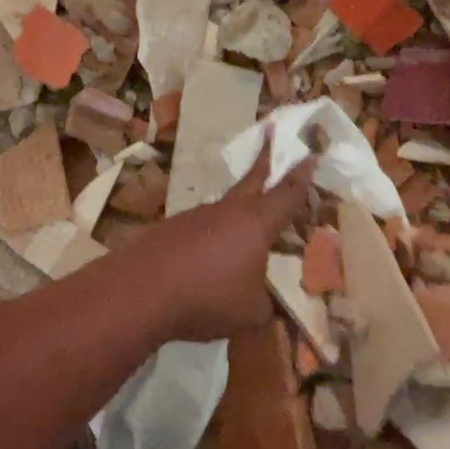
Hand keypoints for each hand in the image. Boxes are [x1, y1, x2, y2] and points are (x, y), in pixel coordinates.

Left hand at [124, 141, 314, 342]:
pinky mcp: (167, 232)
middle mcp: (226, 212)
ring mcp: (193, 218)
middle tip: (271, 134)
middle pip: (251, 181)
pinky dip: (206, 241)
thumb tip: (269, 312)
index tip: (309, 154)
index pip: (286, 195)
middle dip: (264, 161)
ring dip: (234, 214)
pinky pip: (196, 232)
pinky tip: (202, 263)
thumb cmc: (208, 298)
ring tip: (239, 236)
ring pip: (221, 210)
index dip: (300, 176)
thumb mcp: (250, 314)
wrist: (140, 293)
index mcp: (255, 224)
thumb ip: (265, 310)